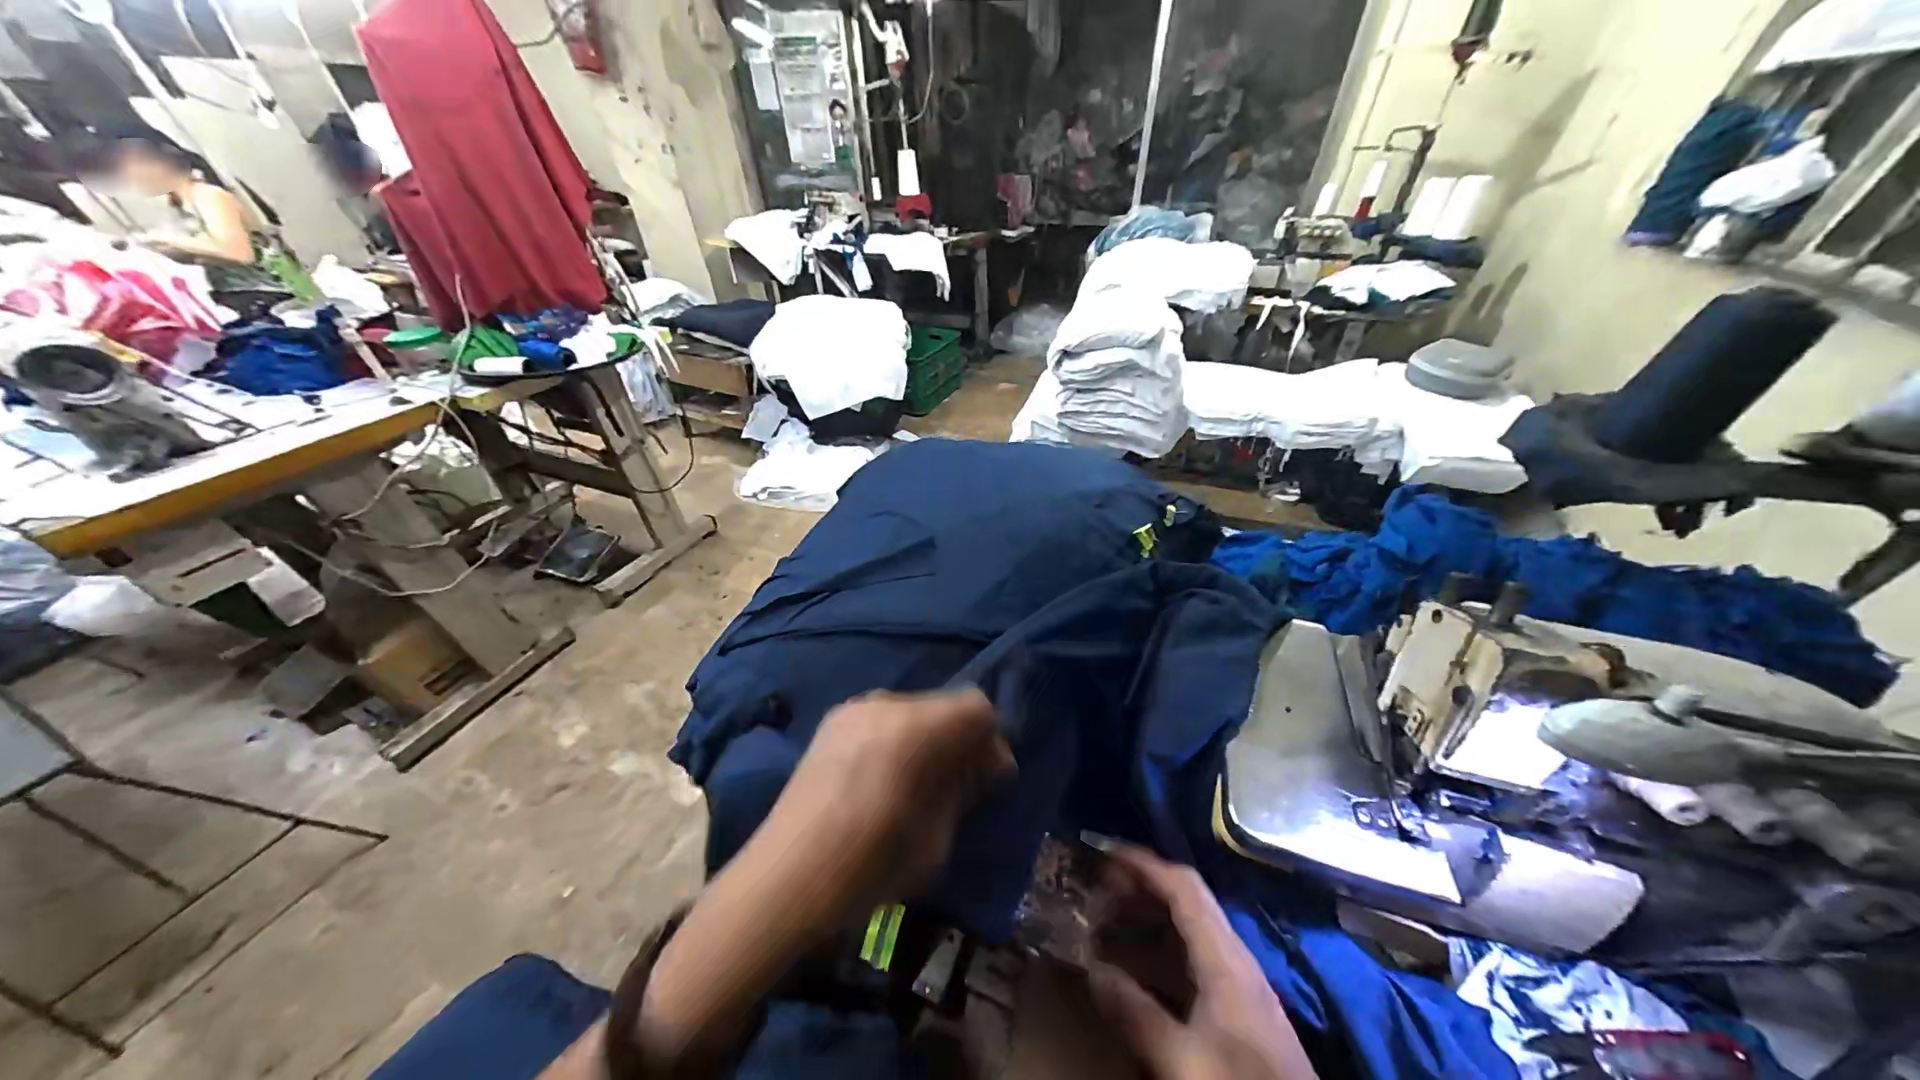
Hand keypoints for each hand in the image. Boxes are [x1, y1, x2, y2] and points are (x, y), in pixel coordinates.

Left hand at [759, 688, 1015, 916]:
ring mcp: (852, 709)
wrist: (785, 880)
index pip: (976, 707)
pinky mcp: (831, 723)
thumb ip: (963, 789)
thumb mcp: (935, 836)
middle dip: (961, 739)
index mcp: (914, 727)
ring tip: (923, 783)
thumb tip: (981, 767)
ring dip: (930, 738)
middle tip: (964, 784)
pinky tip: (888, 779)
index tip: (992, 779)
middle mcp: (884, 704)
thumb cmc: (869, 866)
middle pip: (944, 705)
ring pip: (913, 710)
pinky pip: (883, 719)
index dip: (991, 741)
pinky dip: (900, 739)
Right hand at [1087, 845, 1317, 1079]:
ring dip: (1147, 920)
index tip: (1107, 852)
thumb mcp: (1183, 1060)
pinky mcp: (1238, 1010)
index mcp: (1225, 958)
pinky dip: (1158, 951)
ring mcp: (1239, 984)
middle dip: (1140, 890)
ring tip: (1107, 925)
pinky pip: (1191, 960)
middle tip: (1097, 891)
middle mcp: (1234, 959)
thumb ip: (1137, 1014)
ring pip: (1188, 932)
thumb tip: (1094, 972)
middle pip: (1185, 903)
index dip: (1145, 865)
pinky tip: (1135, 970)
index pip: (1184, 888)